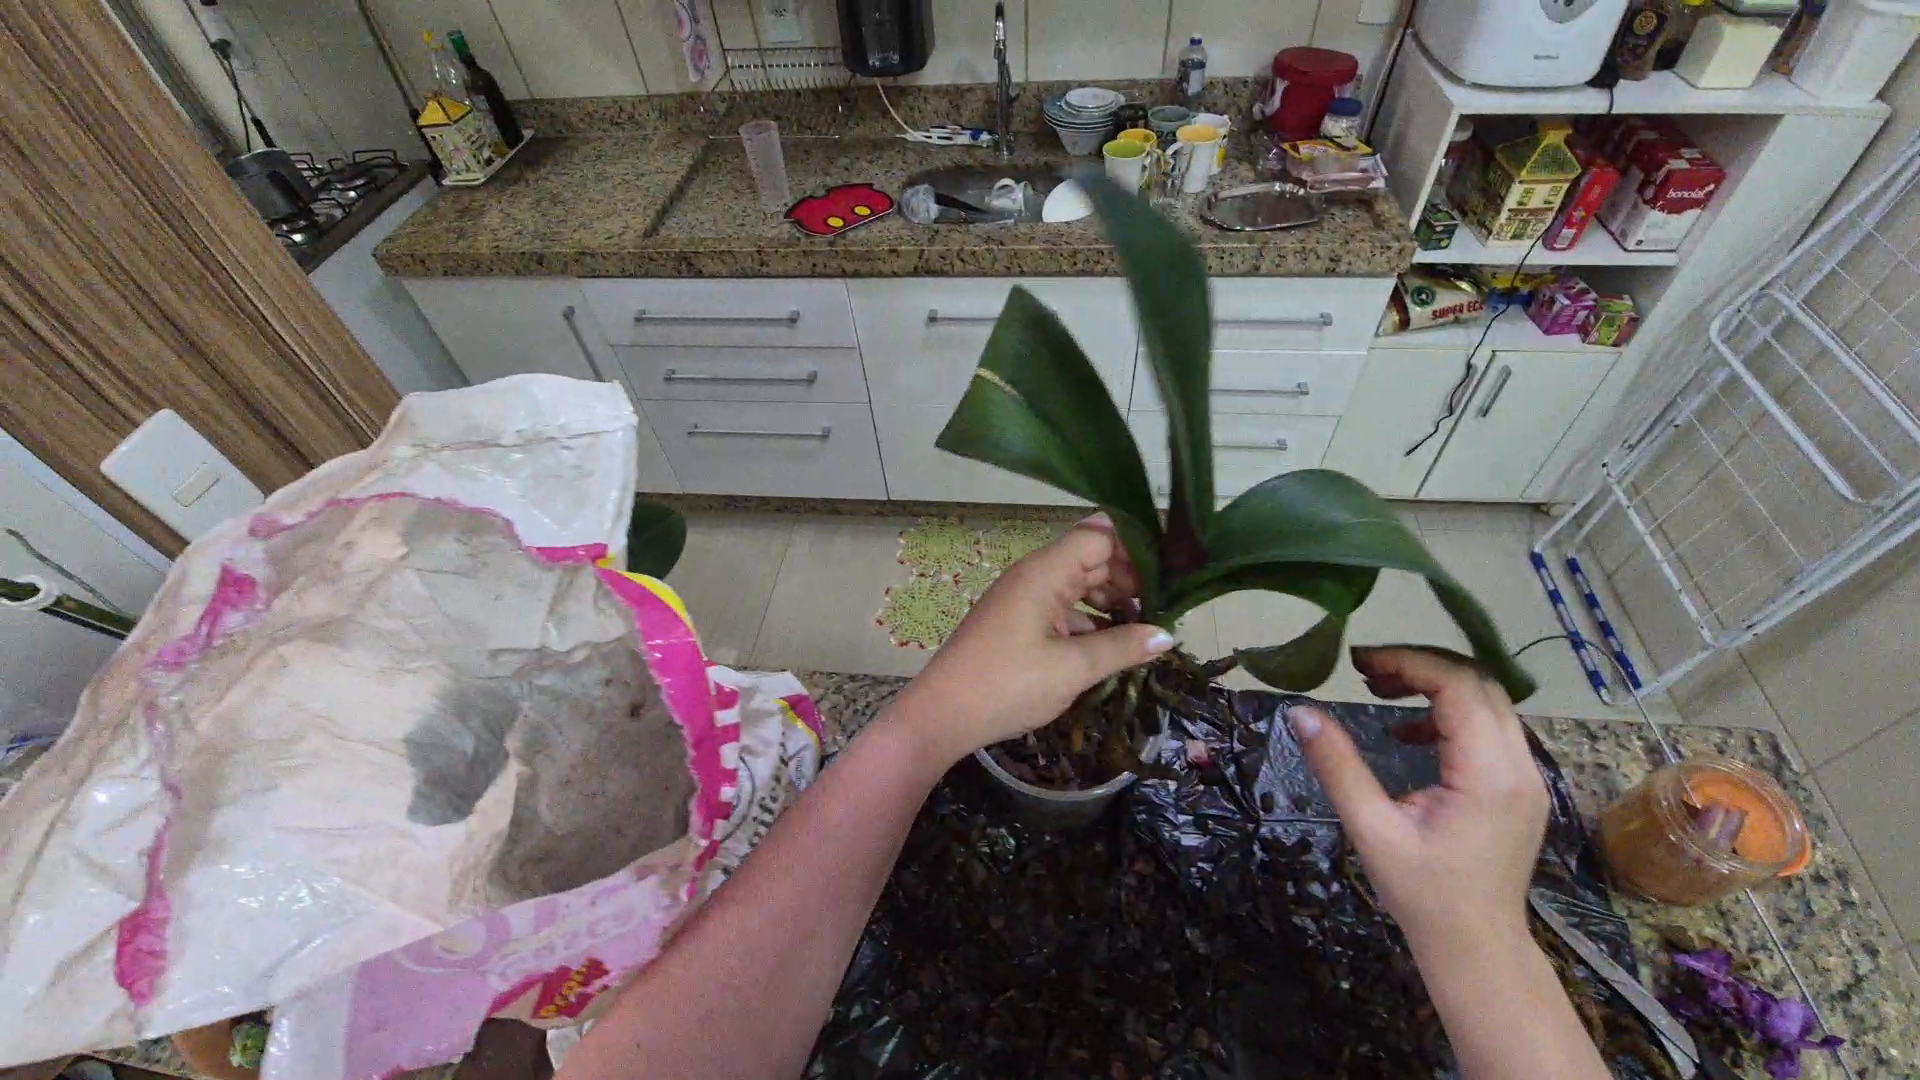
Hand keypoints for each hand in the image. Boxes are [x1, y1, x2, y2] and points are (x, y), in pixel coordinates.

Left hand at [888, 517, 1174, 765]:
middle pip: (1091, 557)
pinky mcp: (1018, 622)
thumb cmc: (1008, 685)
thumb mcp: (1072, 668)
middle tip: (1170, 603)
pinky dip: (1090, 620)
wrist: (943, 714)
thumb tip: (1167, 635)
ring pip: (1078, 584)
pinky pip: (1062, 608)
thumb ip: (1122, 647)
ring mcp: (1024, 598)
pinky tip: (1114, 643)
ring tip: (1149, 623)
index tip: (1173, 570)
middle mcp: (1034, 575)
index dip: (1137, 547)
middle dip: (1131, 575)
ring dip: (1112, 599)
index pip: (1099, 536)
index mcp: (1045, 572)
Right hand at [1290, 646, 1547, 953]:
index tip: (1359, 663)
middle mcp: (1520, 766)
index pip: (1458, 686)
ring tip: (1380, 690)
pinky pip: (1489, 728)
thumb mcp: (1370, 828)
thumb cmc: (1421, 891)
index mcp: (1488, 773)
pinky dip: (1448, 714)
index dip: (1409, 662)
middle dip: (1421, 666)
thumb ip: (1337, 765)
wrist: (1476, 946)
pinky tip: (1407, 732)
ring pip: (1488, 702)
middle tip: (1365, 672)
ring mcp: (1527, 777)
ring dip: (1435, 685)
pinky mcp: (1520, 787)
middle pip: (1479, 684)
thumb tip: (1299, 712)